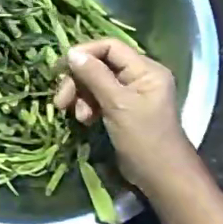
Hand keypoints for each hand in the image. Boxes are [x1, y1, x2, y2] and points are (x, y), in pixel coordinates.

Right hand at [53, 38, 200, 191]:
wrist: (160, 176)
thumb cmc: (144, 138)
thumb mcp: (117, 104)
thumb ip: (94, 76)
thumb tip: (71, 53)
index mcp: (146, 70)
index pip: (110, 47)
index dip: (84, 53)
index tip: (62, 69)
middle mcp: (138, 76)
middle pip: (98, 65)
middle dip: (78, 81)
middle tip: (62, 101)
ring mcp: (130, 93)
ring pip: (94, 82)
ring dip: (80, 96)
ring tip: (76, 115)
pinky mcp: (121, 108)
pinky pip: (97, 97)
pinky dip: (86, 106)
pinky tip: (84, 120)